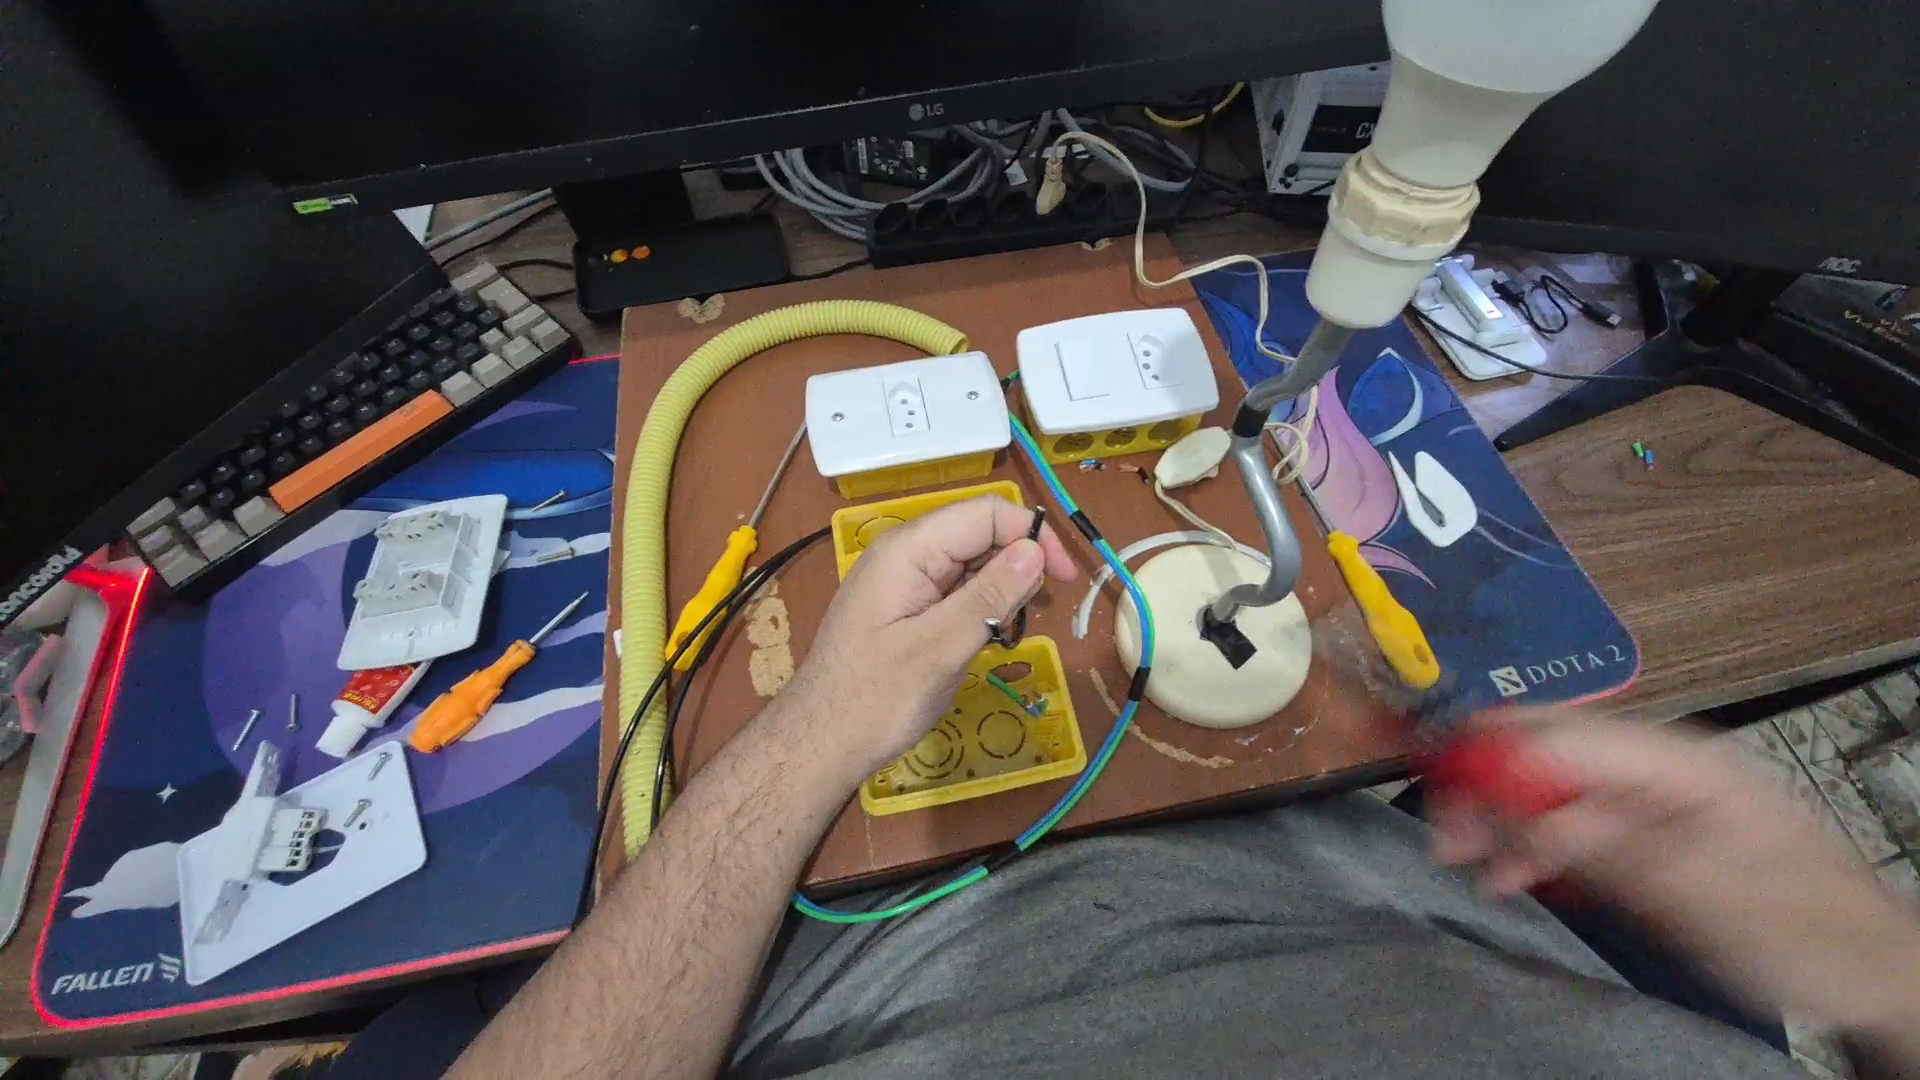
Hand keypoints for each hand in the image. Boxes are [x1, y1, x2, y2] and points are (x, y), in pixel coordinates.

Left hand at [772, 496, 1076, 781]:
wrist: (821, 743)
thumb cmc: (876, 699)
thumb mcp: (939, 649)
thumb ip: (988, 596)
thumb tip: (1035, 551)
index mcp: (909, 550)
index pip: (985, 514)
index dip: (1032, 535)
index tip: (1065, 579)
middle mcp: (906, 554)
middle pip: (979, 533)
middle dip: (1019, 562)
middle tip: (1036, 613)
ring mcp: (905, 580)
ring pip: (972, 561)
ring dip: (1003, 587)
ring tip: (1010, 629)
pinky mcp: (908, 605)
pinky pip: (956, 588)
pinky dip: (983, 605)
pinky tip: (990, 634)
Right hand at [1429, 710, 1919, 1034]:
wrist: (1878, 981)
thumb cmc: (1813, 940)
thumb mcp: (1712, 901)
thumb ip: (1613, 851)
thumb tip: (1523, 818)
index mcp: (1682, 763)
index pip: (1562, 734)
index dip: (1491, 752)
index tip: (1440, 787)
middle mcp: (1651, 764)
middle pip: (1539, 749)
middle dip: (1480, 785)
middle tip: (1444, 834)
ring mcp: (1638, 793)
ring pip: (1537, 786)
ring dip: (1494, 821)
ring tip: (1462, 860)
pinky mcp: (1628, 825)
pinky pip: (1556, 821)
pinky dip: (1522, 844)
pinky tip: (1501, 873)